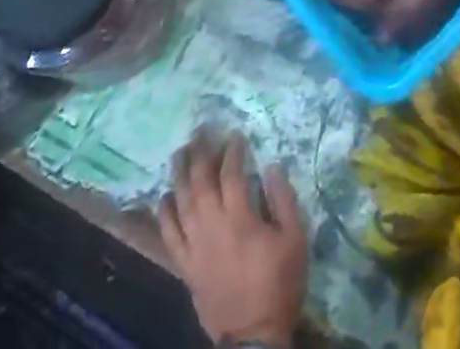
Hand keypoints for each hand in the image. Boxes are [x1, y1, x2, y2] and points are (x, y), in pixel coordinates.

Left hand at [158, 133, 306, 347]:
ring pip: (180, 200)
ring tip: (180, 151)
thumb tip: (272, 166)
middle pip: (200, 180)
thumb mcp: (295, 239)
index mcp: (239, 217)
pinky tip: (165, 195)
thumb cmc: (278, 283)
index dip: (232, 150)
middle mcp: (211, 224)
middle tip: (201, 132)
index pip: (231, 173)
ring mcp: (193, 244)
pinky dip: (164, 211)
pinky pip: (168, 232)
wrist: (253, 333)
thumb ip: (284, 199)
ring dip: (179, 172)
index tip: (234, 134)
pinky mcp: (184, 263)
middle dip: (200, 152)